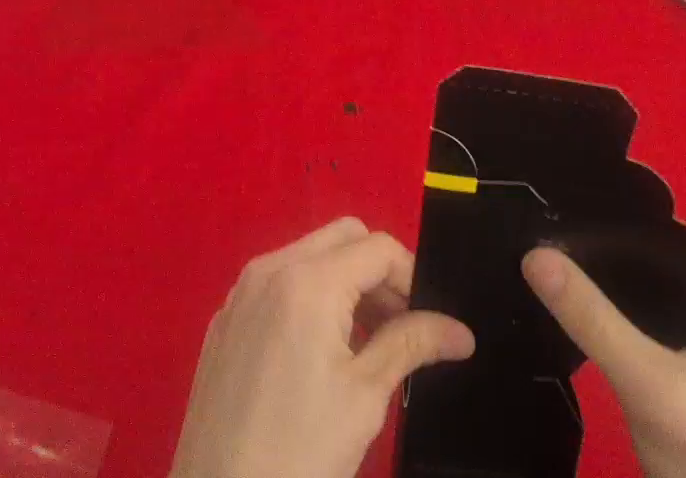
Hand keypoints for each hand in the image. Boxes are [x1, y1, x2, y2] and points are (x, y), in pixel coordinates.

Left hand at [170, 219, 475, 477]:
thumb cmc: (299, 448)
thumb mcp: (364, 395)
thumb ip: (411, 344)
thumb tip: (459, 330)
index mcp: (306, 282)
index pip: (377, 248)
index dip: (412, 277)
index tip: (429, 321)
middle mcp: (268, 270)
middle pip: (342, 237)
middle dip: (379, 271)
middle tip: (400, 325)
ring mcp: (240, 292)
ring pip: (308, 254)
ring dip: (346, 282)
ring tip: (367, 343)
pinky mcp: (225, 318)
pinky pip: (277, 282)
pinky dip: (309, 297)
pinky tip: (319, 352)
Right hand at [523, 247, 685, 477]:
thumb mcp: (649, 386)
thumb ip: (592, 320)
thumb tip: (532, 254)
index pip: (671, 243)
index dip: (613, 228)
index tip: (552, 219)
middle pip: (657, 268)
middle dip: (602, 259)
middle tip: (537, 242)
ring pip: (648, 296)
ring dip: (603, 289)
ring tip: (543, 265)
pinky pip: (647, 324)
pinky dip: (612, 318)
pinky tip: (570, 308)